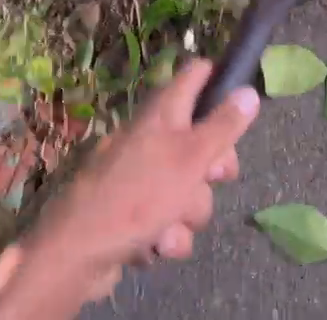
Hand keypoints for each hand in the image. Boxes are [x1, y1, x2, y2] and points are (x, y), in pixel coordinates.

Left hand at [0, 59, 259, 318]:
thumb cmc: (139, 193)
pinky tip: (153, 244)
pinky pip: (167, 218)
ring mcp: (141, 175)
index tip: (241, 106)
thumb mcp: (192, 157)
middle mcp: (153, 135)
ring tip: (168, 226)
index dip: (222, 81)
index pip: (198, 74)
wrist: (77, 252)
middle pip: (203, 140)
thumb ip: (224, 126)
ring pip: (188, 187)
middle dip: (212, 170)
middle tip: (213, 178)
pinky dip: (164, 234)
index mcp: (165, 111)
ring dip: (186, 213)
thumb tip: (250, 90)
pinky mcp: (133, 212)